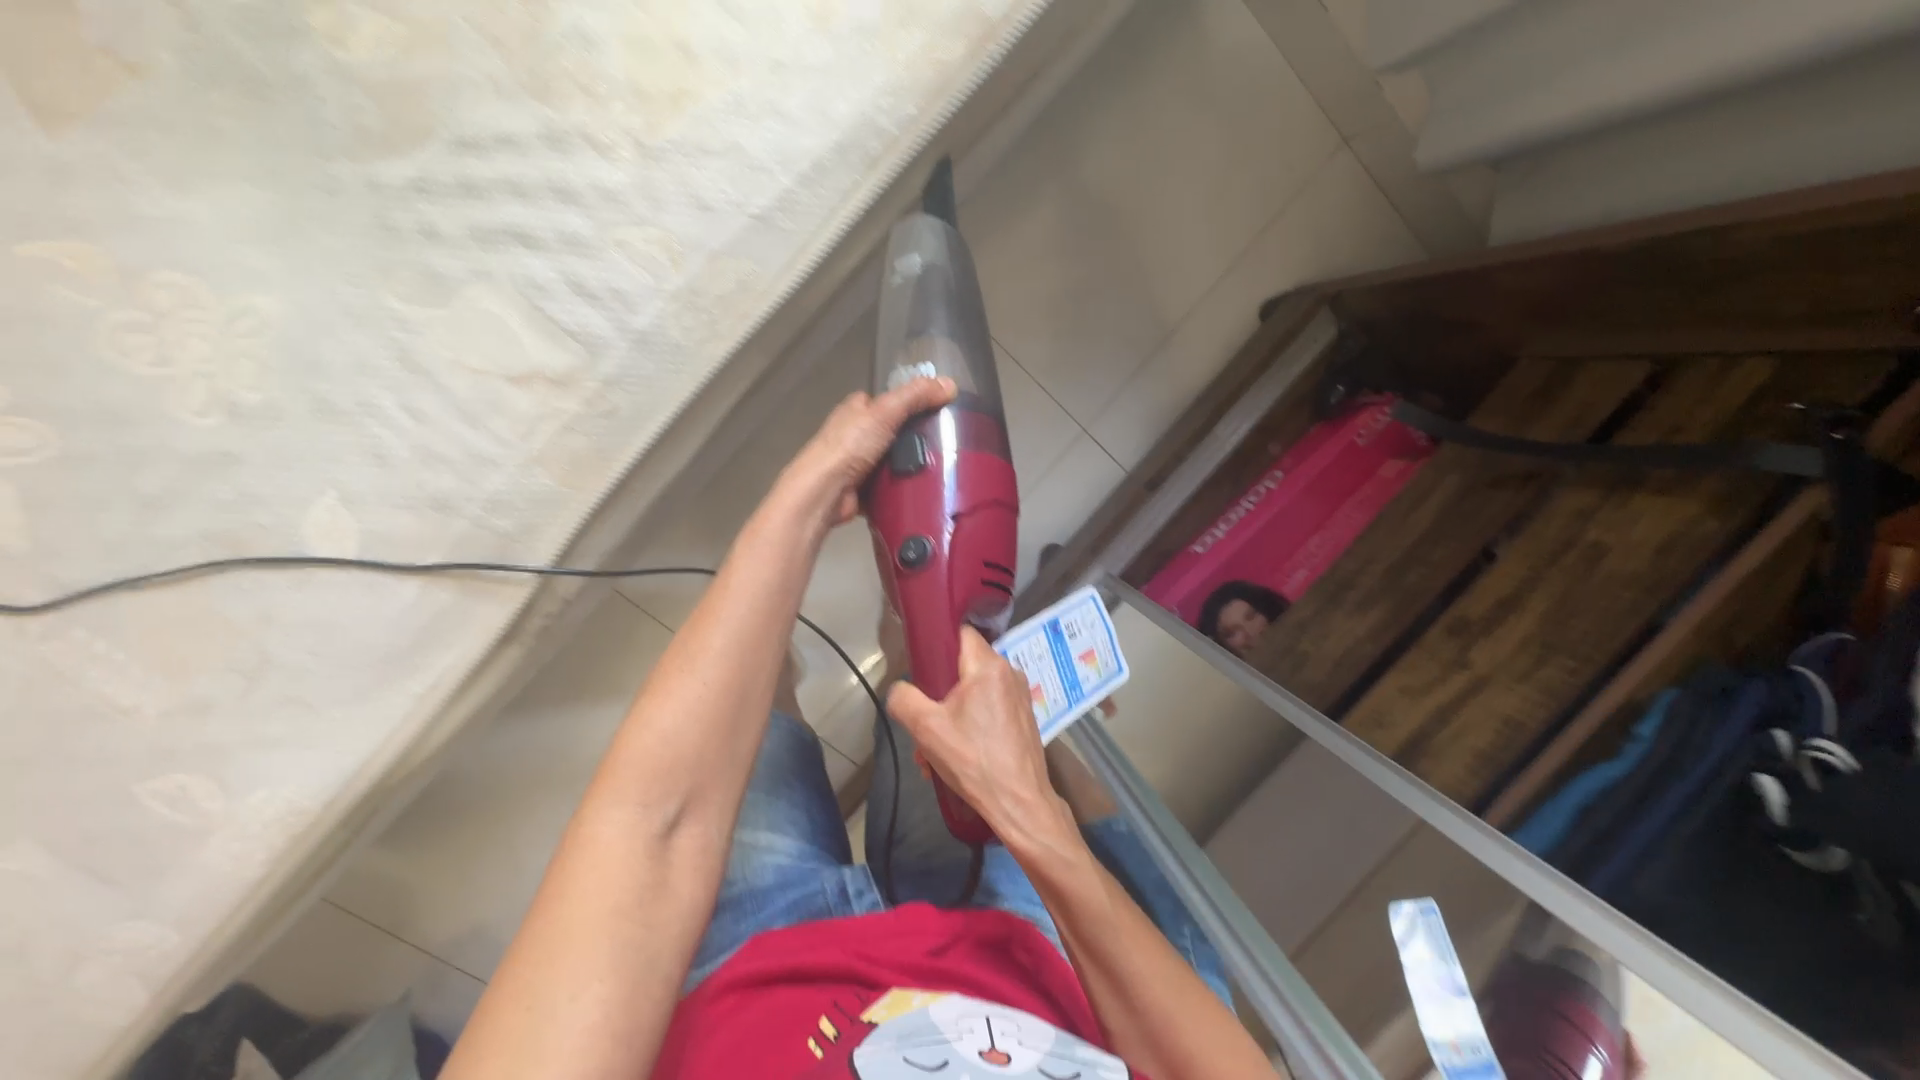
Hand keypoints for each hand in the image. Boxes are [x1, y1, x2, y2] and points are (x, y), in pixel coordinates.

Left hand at [781, 376, 955, 526]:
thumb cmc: (850, 446)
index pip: (887, 401)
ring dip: (911, 465)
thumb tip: (950, 384)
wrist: (825, 492)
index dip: (910, 404)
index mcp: (855, 410)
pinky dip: (902, 488)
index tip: (936, 412)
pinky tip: (922, 490)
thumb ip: (915, 396)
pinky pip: (888, 486)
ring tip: (941, 468)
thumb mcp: (885, 412)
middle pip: (893, 433)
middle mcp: (853, 435)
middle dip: (914, 439)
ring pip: (892, 461)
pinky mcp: (861, 490)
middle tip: (945, 445)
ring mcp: (856, 463)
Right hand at [886, 627, 1071, 841]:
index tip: (920, 666)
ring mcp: (1019, 696)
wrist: (1019, 802)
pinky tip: (955, 757)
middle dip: (938, 695)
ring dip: (950, 718)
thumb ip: (904, 699)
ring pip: (974, 693)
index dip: (937, 645)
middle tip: (922, 723)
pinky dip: (970, 727)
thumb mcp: (926, 728)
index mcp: (988, 666)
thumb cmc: (973, 760)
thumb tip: (900, 690)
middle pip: (963, 668)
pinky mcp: (1023, 718)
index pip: (960, 633)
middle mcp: (1009, 673)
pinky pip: (988, 710)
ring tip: (933, 753)